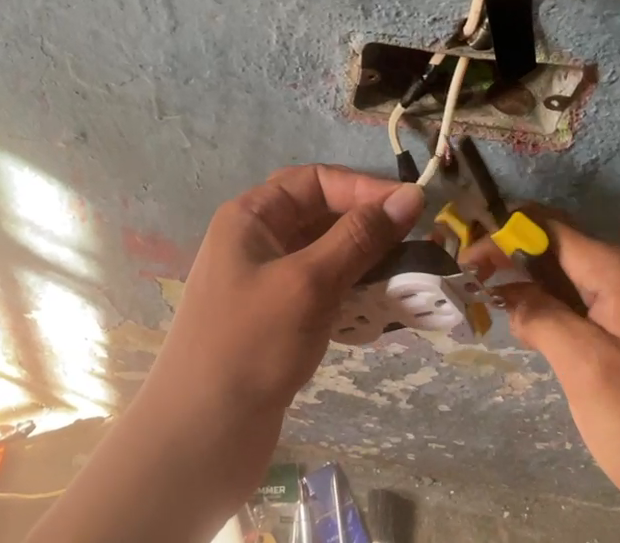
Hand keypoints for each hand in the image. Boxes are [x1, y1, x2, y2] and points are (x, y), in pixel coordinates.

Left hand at [29, 165, 422, 542]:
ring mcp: (262, 285)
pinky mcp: (274, 324)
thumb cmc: (252, 344)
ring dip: (365, 266)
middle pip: (320, 217)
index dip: (363, 188)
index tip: (413, 209)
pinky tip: (379, 316)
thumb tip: (409, 196)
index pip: (314, 181)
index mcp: (250, 217)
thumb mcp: (310, 282)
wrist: (200, 437)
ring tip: (408, 284)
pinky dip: (350, 298)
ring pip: (324, 258)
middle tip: (419, 248)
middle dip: (368, 229)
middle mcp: (254, 242)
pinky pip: (321, 294)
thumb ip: (360, 238)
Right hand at [468, 209, 619, 542]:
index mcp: (614, 269)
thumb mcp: (586, 365)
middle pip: (546, 243)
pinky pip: (571, 303)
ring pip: (555, 274)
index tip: (459, 263)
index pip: (539, 223)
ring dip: (517, 282)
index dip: (495, 234)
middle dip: (502, 254)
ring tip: (479, 305)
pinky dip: (539, 308)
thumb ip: (539, 312)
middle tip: (461, 282)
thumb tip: (501, 283)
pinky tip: (521, 332)